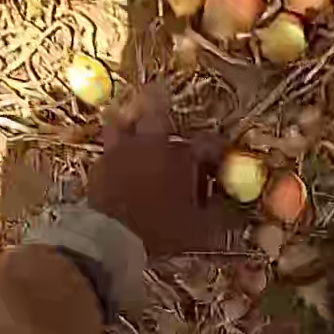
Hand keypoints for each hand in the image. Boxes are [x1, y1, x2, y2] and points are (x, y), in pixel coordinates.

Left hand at [86, 85, 228, 255]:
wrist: (112, 239)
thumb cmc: (164, 231)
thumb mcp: (202, 228)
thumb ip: (220, 213)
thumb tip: (233, 205)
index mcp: (181, 157)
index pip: (208, 143)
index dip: (217, 150)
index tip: (221, 159)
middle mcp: (152, 145)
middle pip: (157, 112)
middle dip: (163, 104)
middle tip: (164, 95)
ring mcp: (122, 151)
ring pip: (125, 121)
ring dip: (132, 117)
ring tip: (135, 117)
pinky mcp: (100, 164)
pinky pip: (110, 146)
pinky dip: (118, 147)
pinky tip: (122, 157)